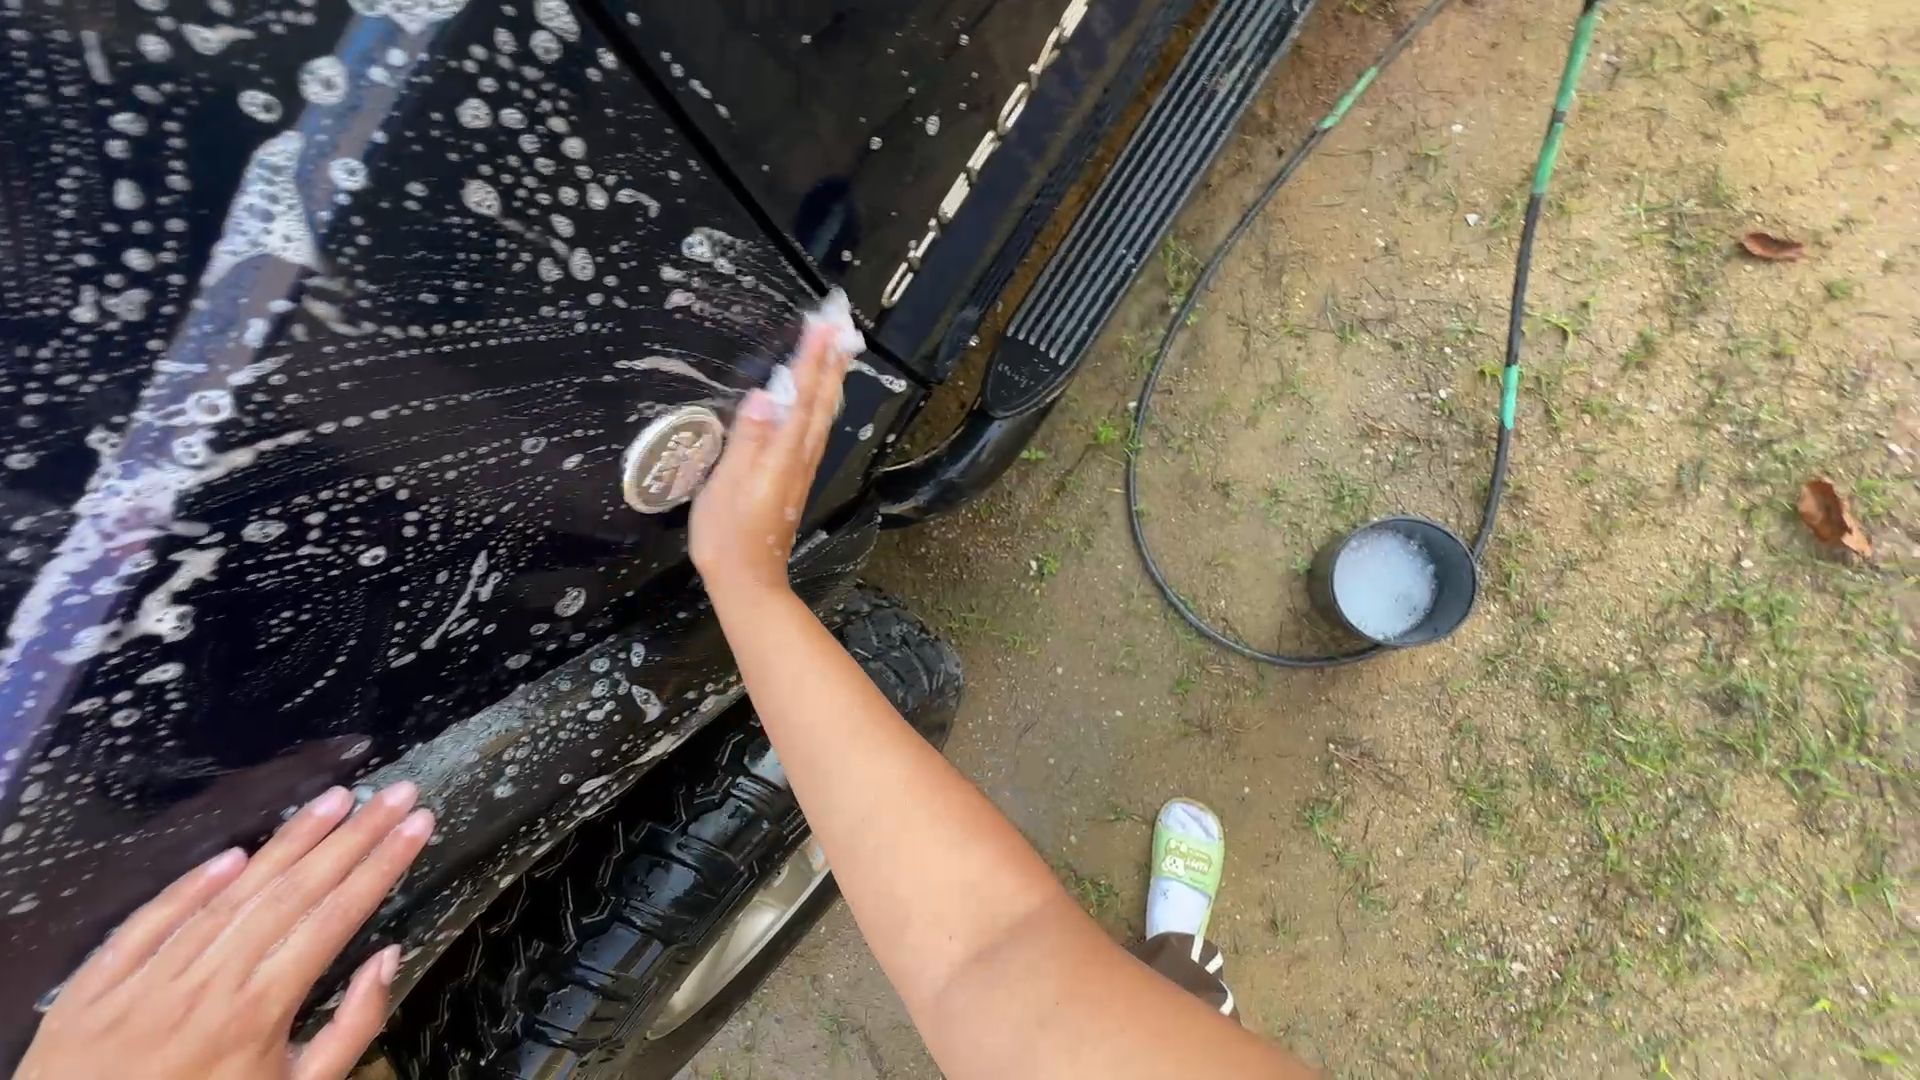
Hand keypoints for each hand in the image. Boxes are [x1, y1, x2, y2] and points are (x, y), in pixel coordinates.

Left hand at [13, 783, 434, 1079]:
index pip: (339, 915)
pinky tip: (234, 854)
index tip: (421, 821)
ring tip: (337, 797)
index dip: (385, 863)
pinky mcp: (89, 994)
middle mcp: (208, 984)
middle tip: (398, 792)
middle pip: (294, 891)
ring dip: (290, 840)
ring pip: (231, 895)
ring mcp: (144, 984)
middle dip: (355, 835)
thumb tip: (388, 955)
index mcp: (260, 1010)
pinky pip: (146, 926)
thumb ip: (352, 1029)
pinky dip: (190, 887)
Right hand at [690, 322, 848, 599]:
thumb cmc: (728, 534)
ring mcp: (801, 469)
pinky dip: (821, 405)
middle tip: (841, 325)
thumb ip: (747, 441)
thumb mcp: (726, 486)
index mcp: (783, 455)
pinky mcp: (795, 479)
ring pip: (822, 416)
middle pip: (821, 403)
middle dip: (830, 362)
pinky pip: (815, 431)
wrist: (748, 580)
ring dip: (830, 381)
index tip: (823, 325)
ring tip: (838, 351)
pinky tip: (820, 400)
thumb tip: (763, 397)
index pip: (801, 398)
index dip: (812, 360)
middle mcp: (801, 457)